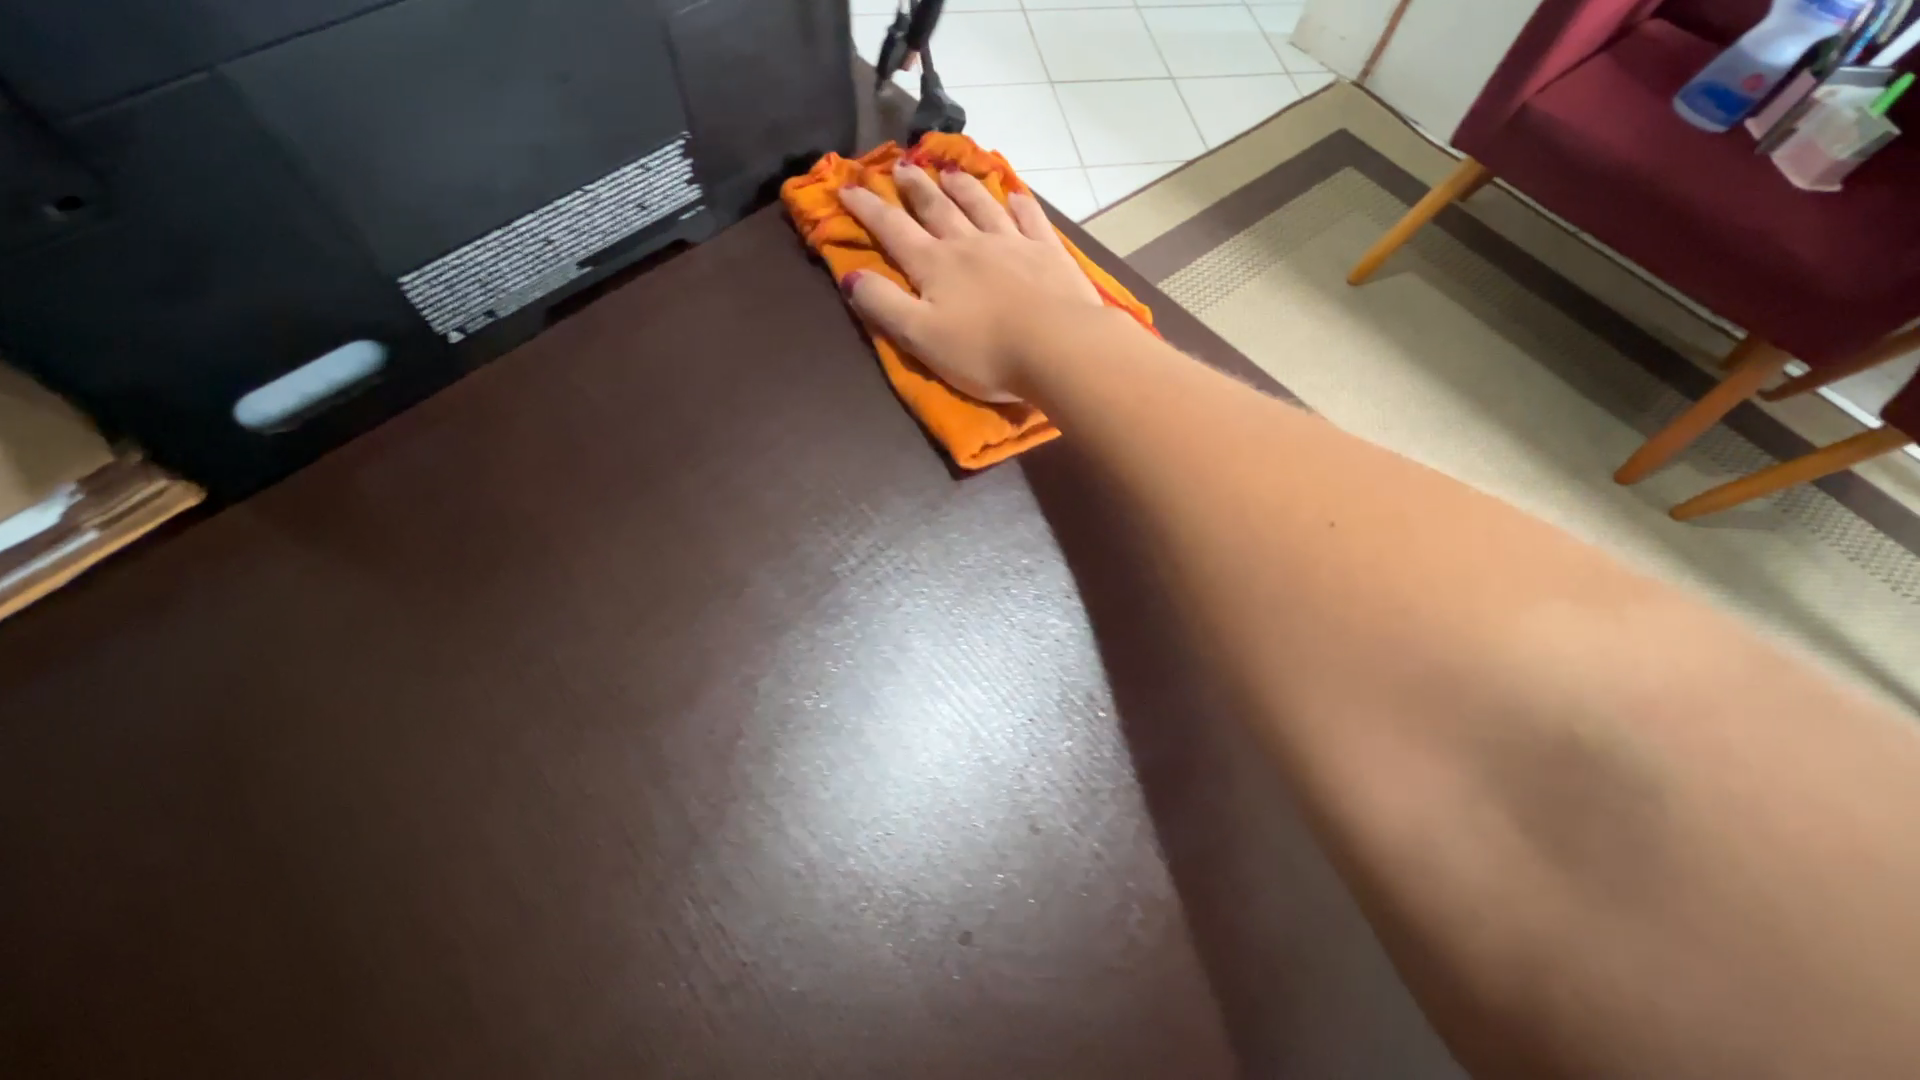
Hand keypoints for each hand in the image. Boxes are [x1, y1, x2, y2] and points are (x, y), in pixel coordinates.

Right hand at [836, 164, 1105, 402]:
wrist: (1058, 347)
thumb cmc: (984, 351)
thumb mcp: (920, 336)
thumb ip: (883, 304)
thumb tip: (850, 276)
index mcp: (934, 265)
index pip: (892, 229)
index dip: (868, 208)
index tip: (848, 187)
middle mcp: (970, 243)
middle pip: (937, 208)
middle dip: (915, 187)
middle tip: (901, 166)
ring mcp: (1013, 243)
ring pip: (981, 205)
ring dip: (962, 186)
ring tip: (948, 171)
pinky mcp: (1048, 253)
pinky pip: (1030, 218)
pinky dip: (1019, 203)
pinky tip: (1015, 195)